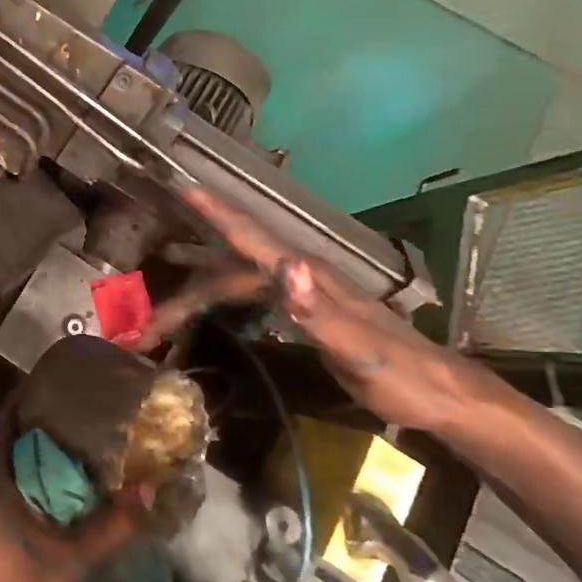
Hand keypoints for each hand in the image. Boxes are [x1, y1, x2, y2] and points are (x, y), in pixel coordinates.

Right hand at [146, 185, 487, 432]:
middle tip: (146, 321)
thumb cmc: (401, 373)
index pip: (254, 240)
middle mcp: (299, 275)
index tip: (185, 189)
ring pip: (236, 285)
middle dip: (186, 291)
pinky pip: (249, 298)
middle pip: (231, 272)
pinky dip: (220, 302)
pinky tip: (207, 307)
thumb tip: (285, 266)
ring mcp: (300, 293)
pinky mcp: (301, 313)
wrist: (435, 392)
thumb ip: (320, 311)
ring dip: (197, 295)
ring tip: (159, 309)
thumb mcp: (362, 350)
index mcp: (309, 276)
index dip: (219, 215)